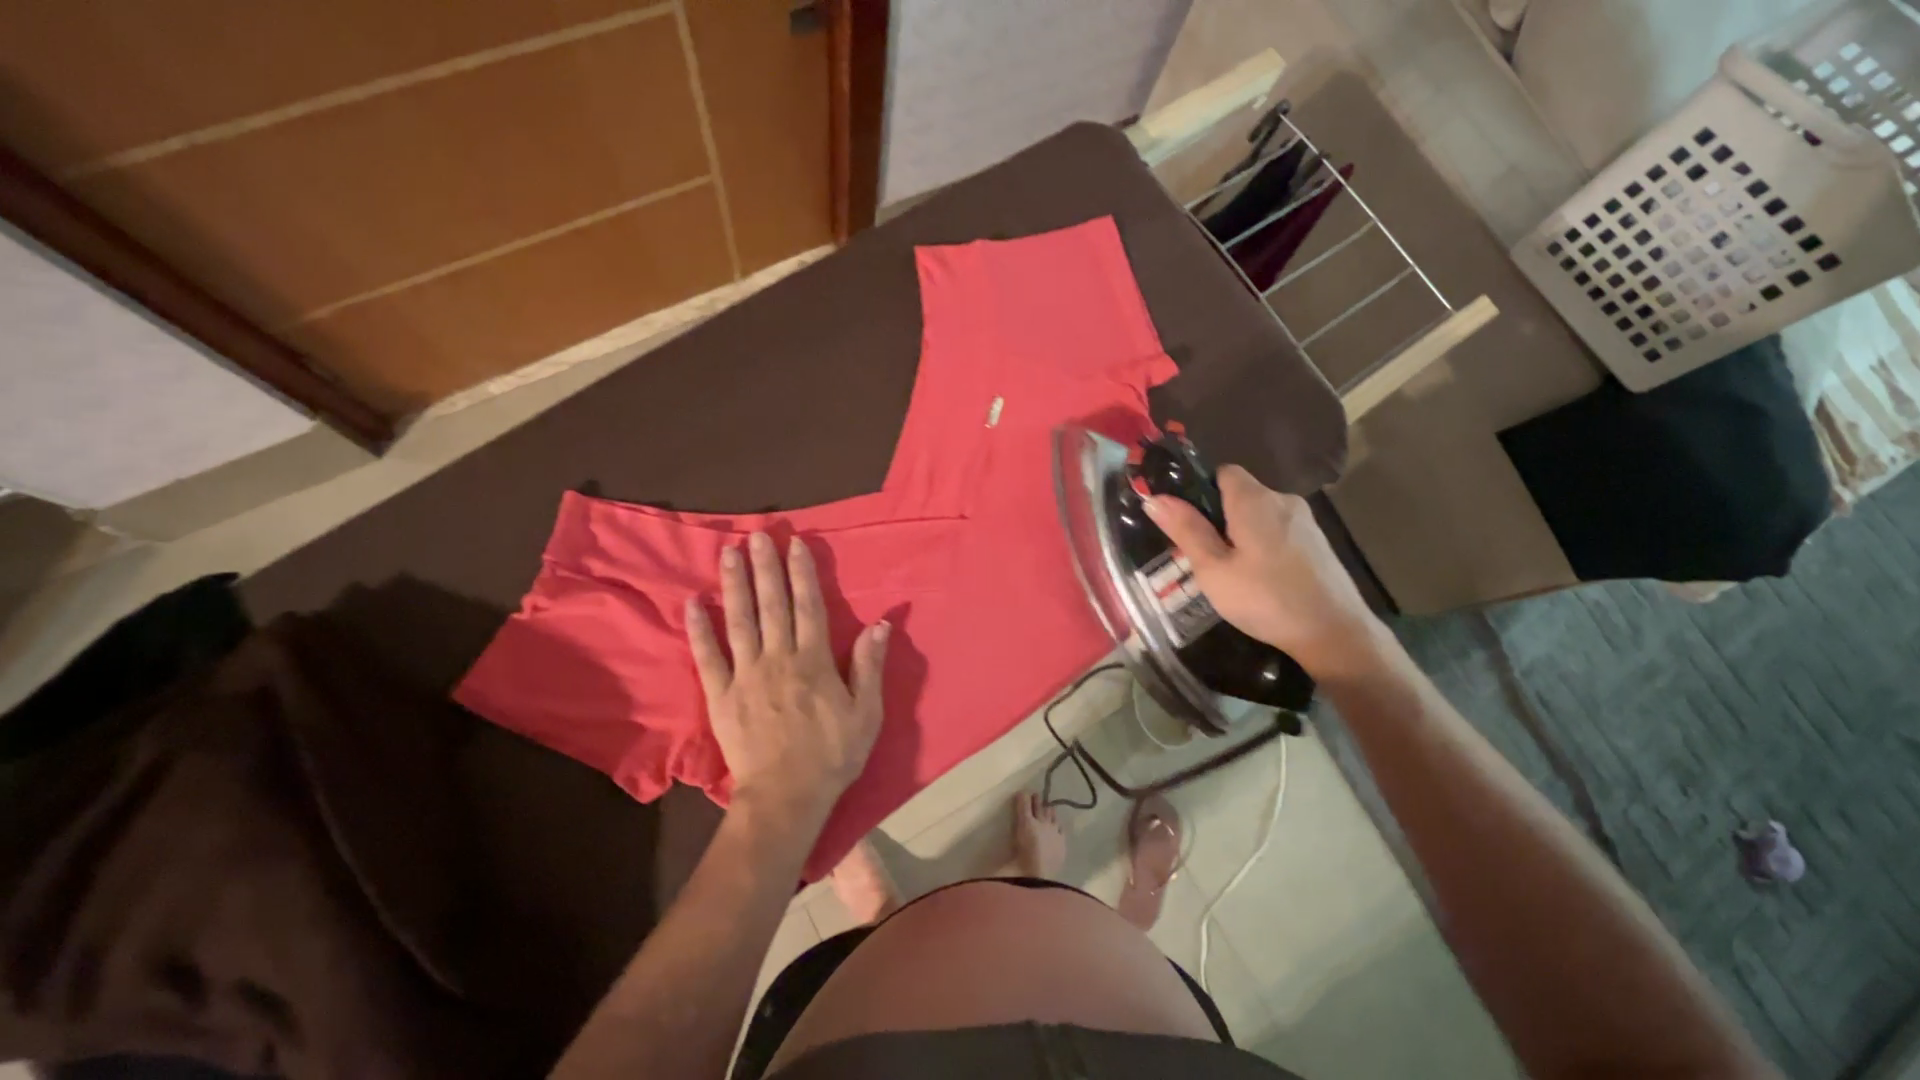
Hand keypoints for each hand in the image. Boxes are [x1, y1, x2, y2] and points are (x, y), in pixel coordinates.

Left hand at [686, 532, 889, 824]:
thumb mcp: (866, 714)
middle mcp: (778, 659)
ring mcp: (746, 675)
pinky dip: (699, 629)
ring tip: (728, 553)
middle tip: (757, 534)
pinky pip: (708, 657)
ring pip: (739, 620)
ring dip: (734, 585)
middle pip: (772, 604)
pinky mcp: (721, 695)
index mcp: (814, 661)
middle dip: (766, 567)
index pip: (809, 606)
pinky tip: (691, 603)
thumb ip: (869, 667)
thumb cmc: (832, 756)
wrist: (786, 796)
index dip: (803, 573)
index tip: (795, 544)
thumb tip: (881, 623)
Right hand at [1144, 465, 1388, 680]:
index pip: (1222, 471)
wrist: (1334, 631)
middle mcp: (1282, 500)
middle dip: (1221, 518)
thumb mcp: (1213, 570)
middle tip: (1207, 559)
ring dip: (1244, 536)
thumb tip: (1154, 498)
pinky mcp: (1319, 543)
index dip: (1202, 490)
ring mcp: (1305, 521)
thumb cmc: (1265, 599)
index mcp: (1253, 500)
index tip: (1190, 523)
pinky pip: (1281, 533)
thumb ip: (1186, 530)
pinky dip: (1266, 547)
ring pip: (1261, 516)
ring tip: (1234, 575)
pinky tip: (1264, 581)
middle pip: (1242, 495)